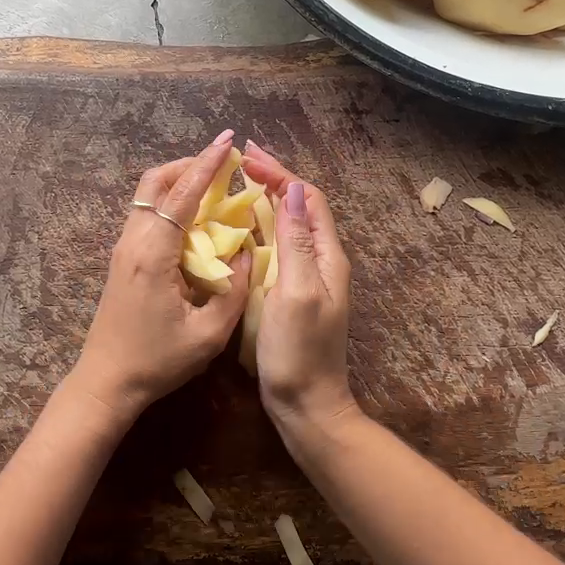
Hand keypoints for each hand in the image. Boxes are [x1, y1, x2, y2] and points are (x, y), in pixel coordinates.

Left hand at [68, 130, 251, 420]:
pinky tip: (194, 216)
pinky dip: (171, 200)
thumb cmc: (157, 361)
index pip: (181, 194)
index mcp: (153, 253)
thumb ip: (235, 291)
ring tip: (214, 184)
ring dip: (180, 180)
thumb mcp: (208, 334)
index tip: (228, 140)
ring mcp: (123, 246)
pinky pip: (148, 212)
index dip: (206, 164)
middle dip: (191, 164)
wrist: (106, 381)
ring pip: (150, 194)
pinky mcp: (123, 256)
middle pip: (157, 181)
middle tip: (224, 162)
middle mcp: (133, 240)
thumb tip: (249, 254)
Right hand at [242, 143, 357, 433]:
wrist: (307, 407)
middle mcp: (320, 260)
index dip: (280, 173)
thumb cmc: (299, 351)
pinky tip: (240, 226)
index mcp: (326, 255)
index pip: (307, 198)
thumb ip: (295, 241)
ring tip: (238, 183)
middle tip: (241, 159)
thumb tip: (293, 189)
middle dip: (273, 178)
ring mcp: (306, 277)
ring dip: (266, 199)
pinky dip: (260, 226)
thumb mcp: (296, 292)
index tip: (248, 158)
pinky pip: (277, 247)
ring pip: (288, 224)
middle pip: (299, 206)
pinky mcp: (290, 292)